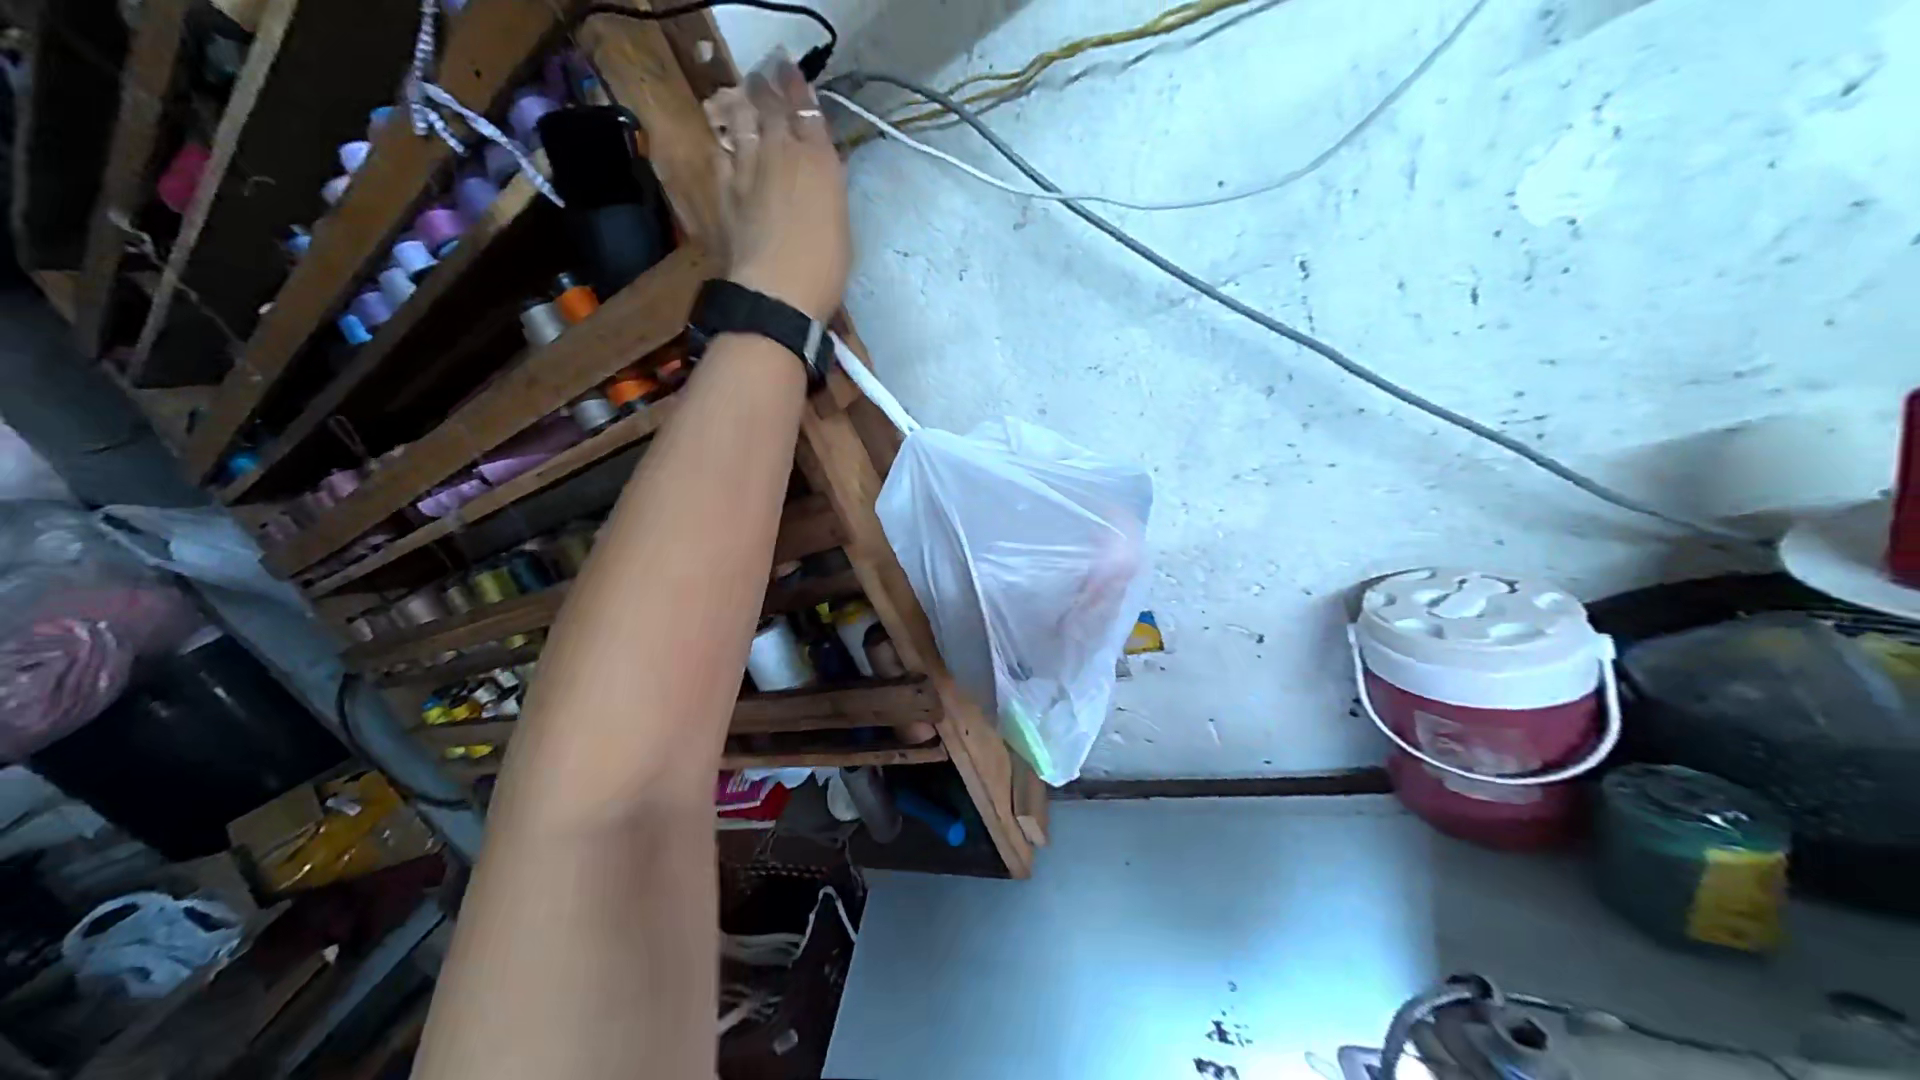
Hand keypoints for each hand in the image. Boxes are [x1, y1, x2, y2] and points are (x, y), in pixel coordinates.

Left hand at [705, 58, 849, 322]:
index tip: (792, 72)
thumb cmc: (825, 268)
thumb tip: (820, 171)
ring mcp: (749, 169)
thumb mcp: (840, 223)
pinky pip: (722, 155)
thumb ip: (827, 188)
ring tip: (743, 94)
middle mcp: (782, 153)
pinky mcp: (725, 190)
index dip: (798, 89)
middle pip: (771, 107)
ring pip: (742, 122)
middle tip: (765, 75)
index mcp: (820, 161)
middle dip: (768, 87)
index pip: (807, 111)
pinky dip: (726, 143)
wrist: (778, 292)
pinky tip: (726, 141)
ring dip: (744, 104)